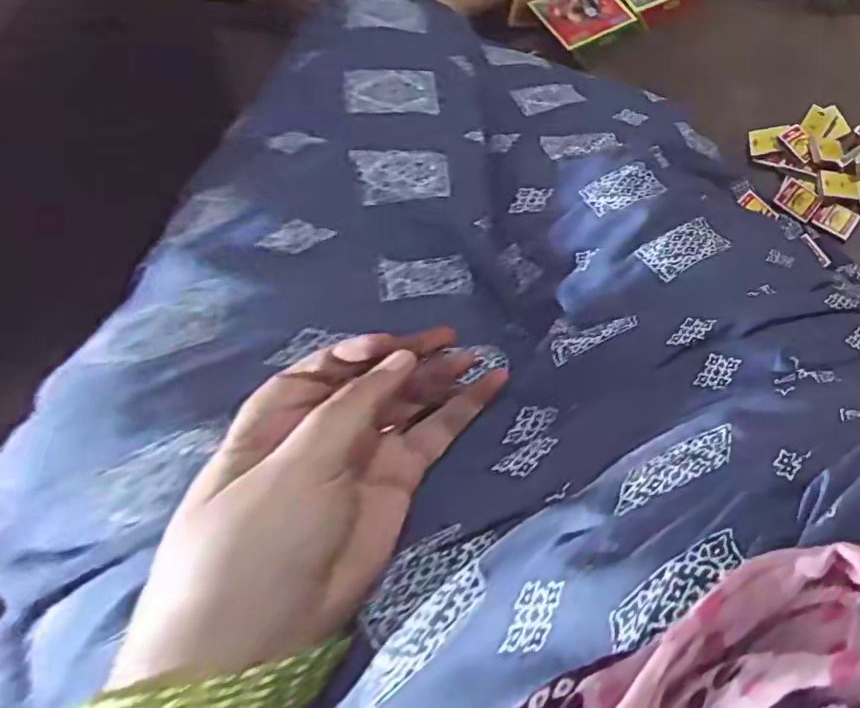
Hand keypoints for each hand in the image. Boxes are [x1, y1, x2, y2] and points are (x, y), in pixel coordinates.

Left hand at [107, 329, 507, 689]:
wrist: (267, 628)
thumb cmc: (258, 539)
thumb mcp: (294, 466)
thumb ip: (351, 407)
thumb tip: (401, 357)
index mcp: (275, 430)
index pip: (315, 376)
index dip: (352, 353)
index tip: (393, 344)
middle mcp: (321, 437)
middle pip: (370, 383)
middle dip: (407, 357)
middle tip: (450, 338)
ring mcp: (364, 456)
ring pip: (409, 402)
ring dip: (440, 377)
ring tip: (475, 356)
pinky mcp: (401, 476)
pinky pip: (438, 431)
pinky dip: (466, 406)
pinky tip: (493, 382)